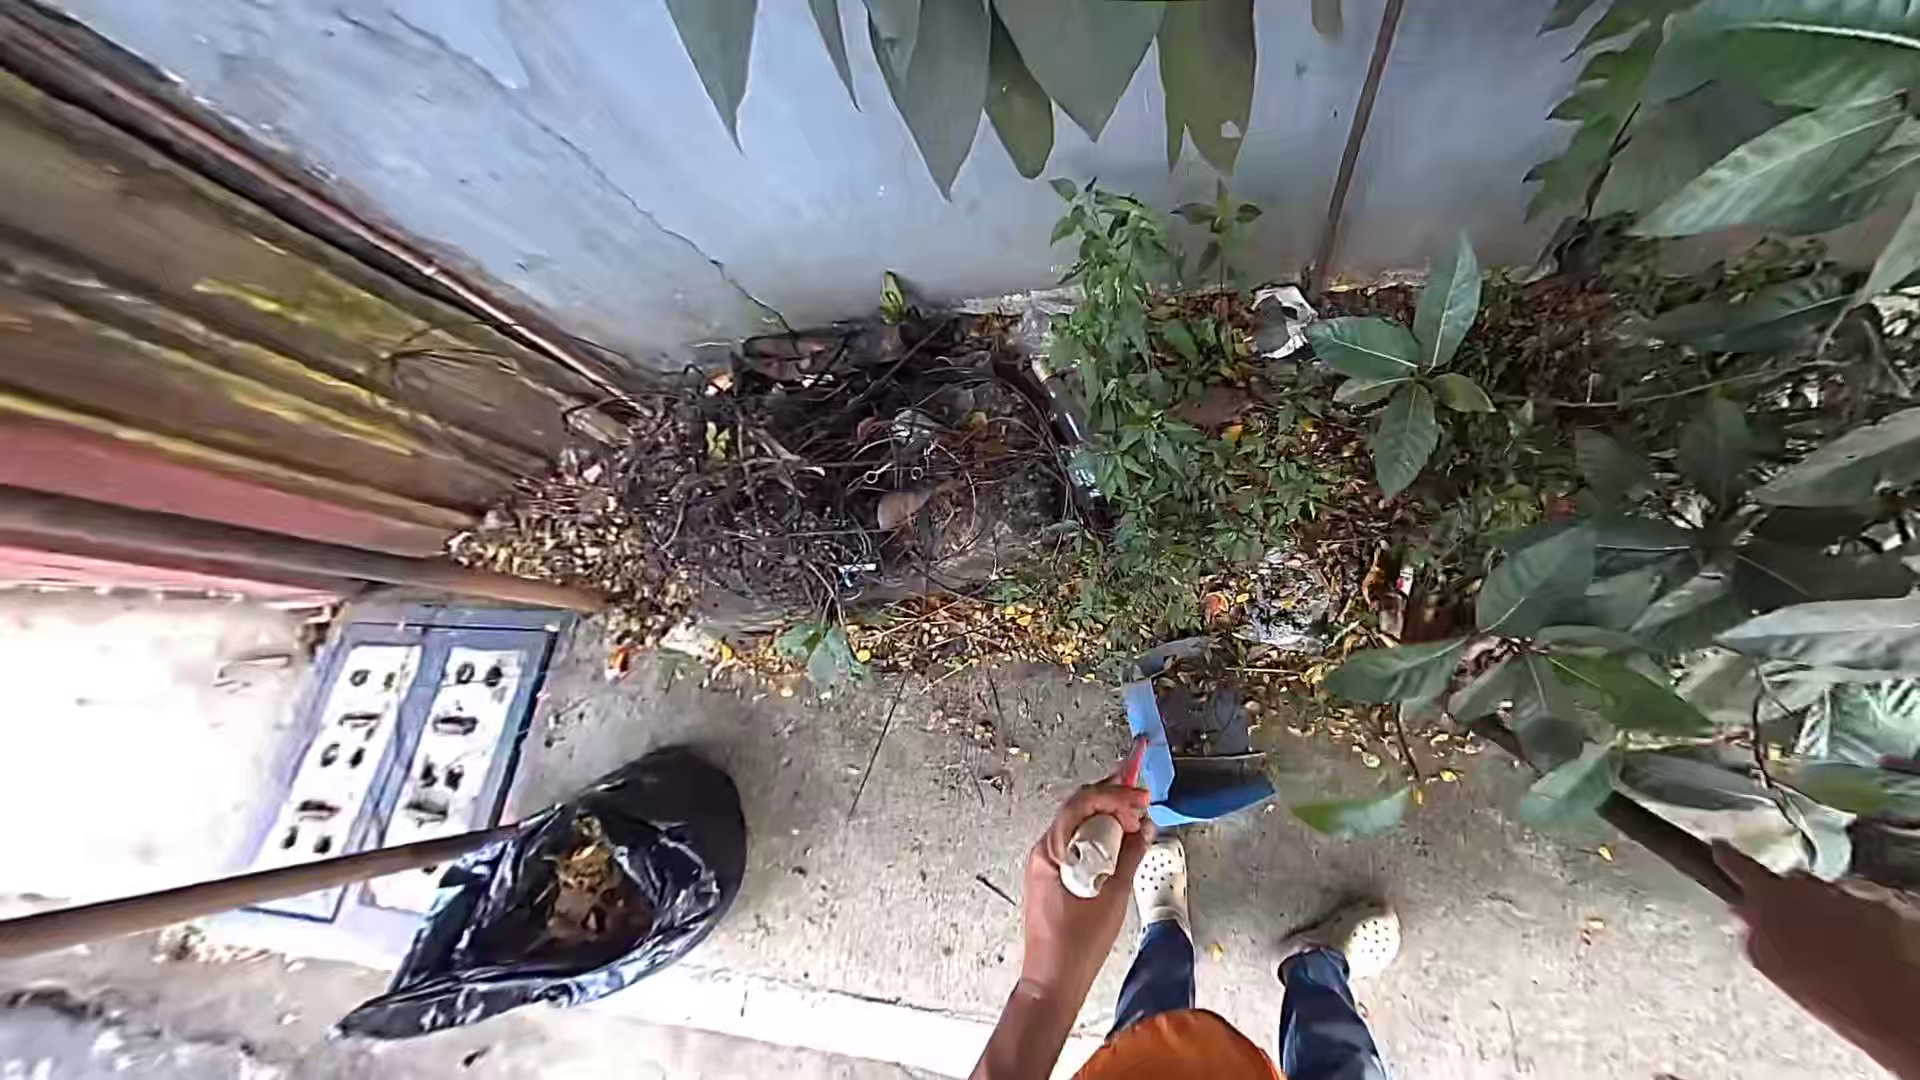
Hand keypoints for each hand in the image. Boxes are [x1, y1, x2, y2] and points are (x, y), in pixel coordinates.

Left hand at [1017, 770, 1153, 998]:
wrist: (1052, 983)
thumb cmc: (1076, 948)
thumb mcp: (1112, 899)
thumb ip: (1129, 858)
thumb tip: (1144, 829)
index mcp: (1050, 850)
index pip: (1081, 804)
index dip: (1113, 794)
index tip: (1140, 796)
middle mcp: (1045, 848)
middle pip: (1078, 807)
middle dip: (1111, 798)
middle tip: (1142, 800)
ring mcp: (1048, 860)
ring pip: (1078, 823)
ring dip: (1107, 814)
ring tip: (1135, 815)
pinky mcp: (1054, 872)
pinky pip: (1078, 841)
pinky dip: (1099, 834)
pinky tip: (1119, 837)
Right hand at [1715, 843, 1919, 1076]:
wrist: (1919, 1024)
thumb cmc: (1838, 999)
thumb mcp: (1772, 965)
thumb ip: (1750, 929)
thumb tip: (1742, 912)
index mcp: (1774, 896)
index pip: (1735, 862)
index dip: (1717, 852)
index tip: (1710, 844)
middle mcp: (1816, 889)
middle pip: (1793, 881)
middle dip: (1790, 896)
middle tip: (1791, 924)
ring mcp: (1865, 903)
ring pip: (1835, 898)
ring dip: (1832, 915)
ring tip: (1843, 952)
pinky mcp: (1904, 918)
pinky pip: (1875, 915)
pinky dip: (1870, 931)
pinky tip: (1876, 959)